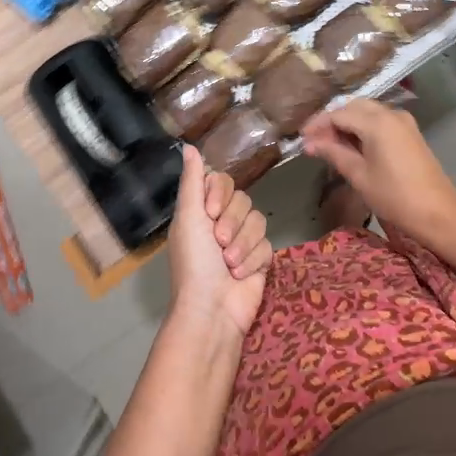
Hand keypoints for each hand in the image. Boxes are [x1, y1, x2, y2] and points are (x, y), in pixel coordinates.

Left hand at [168, 146, 272, 336]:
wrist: (212, 309)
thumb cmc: (194, 262)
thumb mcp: (188, 217)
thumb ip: (192, 181)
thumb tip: (188, 146)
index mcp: (200, 210)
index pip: (222, 180)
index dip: (220, 194)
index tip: (210, 212)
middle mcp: (221, 221)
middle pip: (243, 199)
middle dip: (232, 224)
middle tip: (218, 244)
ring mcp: (242, 240)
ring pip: (257, 220)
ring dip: (243, 244)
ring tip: (229, 265)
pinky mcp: (260, 259)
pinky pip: (267, 244)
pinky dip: (254, 260)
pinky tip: (242, 275)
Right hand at [301, 99, 455, 237]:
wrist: (438, 213)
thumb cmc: (394, 196)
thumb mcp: (359, 175)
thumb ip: (333, 153)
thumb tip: (310, 143)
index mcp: (376, 122)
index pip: (338, 114)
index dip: (317, 124)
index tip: (301, 139)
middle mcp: (390, 113)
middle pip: (353, 107)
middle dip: (332, 121)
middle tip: (315, 142)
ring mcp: (403, 121)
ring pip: (367, 112)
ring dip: (348, 123)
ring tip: (331, 145)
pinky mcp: (410, 132)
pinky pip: (380, 120)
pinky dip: (363, 127)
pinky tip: (353, 145)